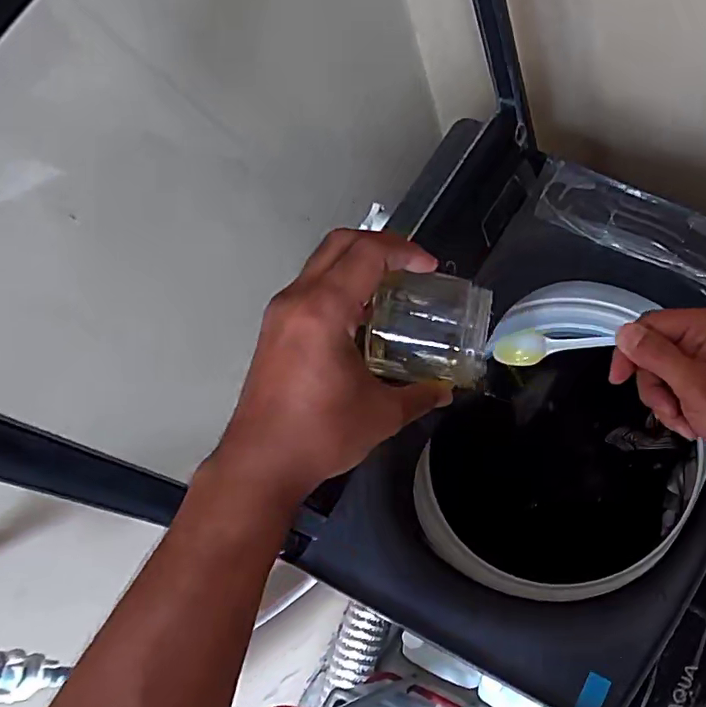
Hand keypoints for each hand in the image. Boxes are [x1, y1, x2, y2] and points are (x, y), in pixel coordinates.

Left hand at [210, 230, 453, 500]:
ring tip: (389, 293)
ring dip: (356, 266)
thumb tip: (443, 391)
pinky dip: (338, 289)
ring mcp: (279, 315)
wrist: (262, 462)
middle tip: (410, 267)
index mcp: (323, 311)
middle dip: (380, 245)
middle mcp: (296, 301)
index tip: (429, 267)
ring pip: (320, 265)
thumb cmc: (319, 436)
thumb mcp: (381, 414)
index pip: (366, 253)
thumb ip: (419, 396)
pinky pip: (309, 291)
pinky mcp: (273, 333)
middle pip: (339, 244)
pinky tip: (360, 321)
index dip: (404, 251)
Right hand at [608, 308, 705, 468]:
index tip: (619, 377)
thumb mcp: (693, 384)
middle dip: (654, 386)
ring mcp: (704, 359)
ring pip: (657, 375)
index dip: (631, 352)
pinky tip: (690, 420)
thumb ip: (655, 356)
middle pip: (651, 354)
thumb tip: (626, 334)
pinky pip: (670, 389)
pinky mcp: (702, 379)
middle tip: (669, 405)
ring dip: (663, 402)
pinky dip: (673, 409)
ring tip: (683, 417)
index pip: (651, 326)